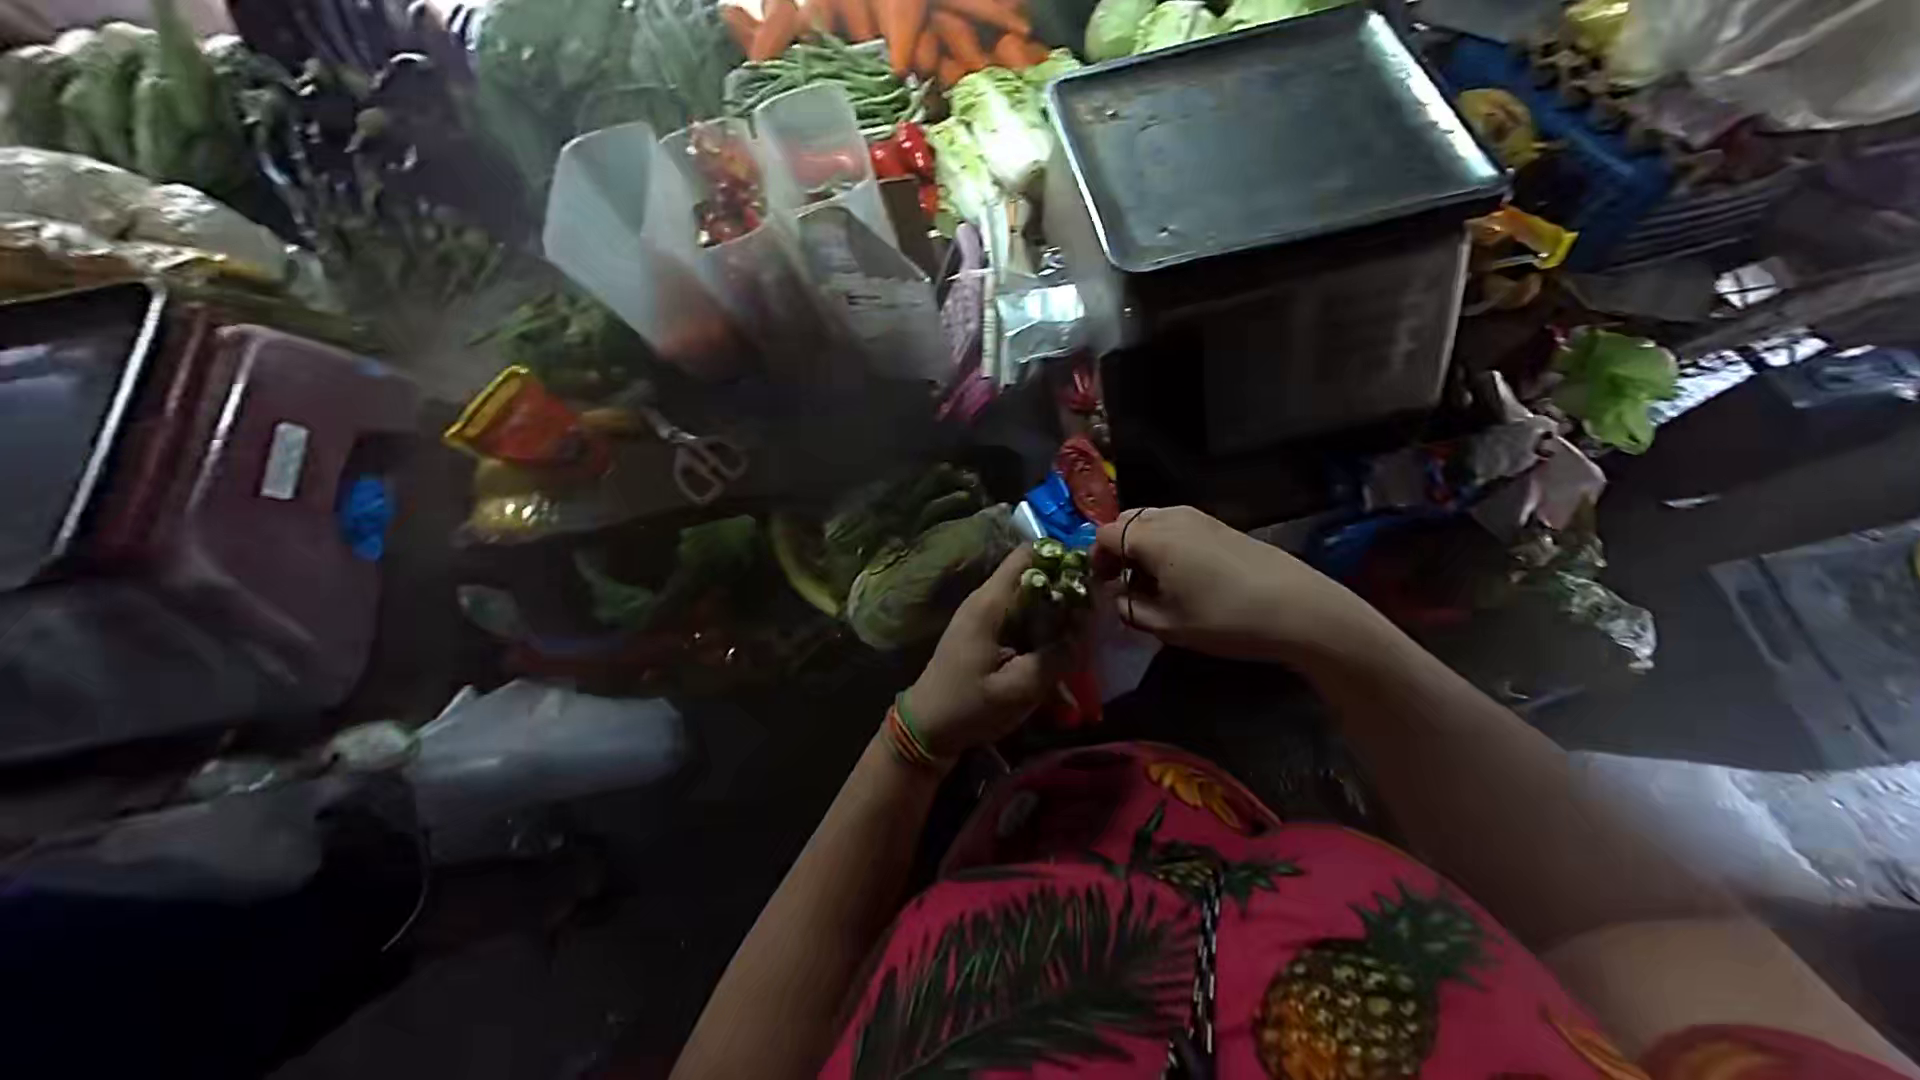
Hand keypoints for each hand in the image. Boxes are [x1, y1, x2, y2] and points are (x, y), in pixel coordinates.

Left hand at [903, 546, 1075, 760]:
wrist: (928, 728)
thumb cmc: (968, 707)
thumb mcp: (1017, 689)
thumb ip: (1056, 658)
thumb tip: (1087, 628)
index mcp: (990, 604)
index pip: (1028, 555)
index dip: (1061, 559)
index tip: (1090, 581)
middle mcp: (988, 600)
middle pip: (1035, 576)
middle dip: (1066, 591)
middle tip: (1093, 617)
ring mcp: (988, 616)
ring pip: (1033, 599)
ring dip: (1058, 614)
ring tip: (1083, 638)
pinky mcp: (990, 632)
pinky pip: (1025, 619)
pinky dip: (1044, 630)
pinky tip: (1061, 653)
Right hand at [1093, 506, 1385, 665]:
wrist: (1298, 609)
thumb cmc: (1225, 619)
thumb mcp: (1167, 625)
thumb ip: (1130, 608)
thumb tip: (1119, 595)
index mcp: (1153, 537)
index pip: (1105, 535)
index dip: (1096, 560)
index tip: (1104, 587)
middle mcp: (1172, 517)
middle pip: (1127, 521)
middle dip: (1117, 548)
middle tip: (1123, 581)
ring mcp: (1200, 518)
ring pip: (1152, 520)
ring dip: (1141, 544)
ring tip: (1152, 580)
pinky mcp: (1221, 525)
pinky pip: (1176, 525)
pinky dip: (1165, 542)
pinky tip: (1181, 574)